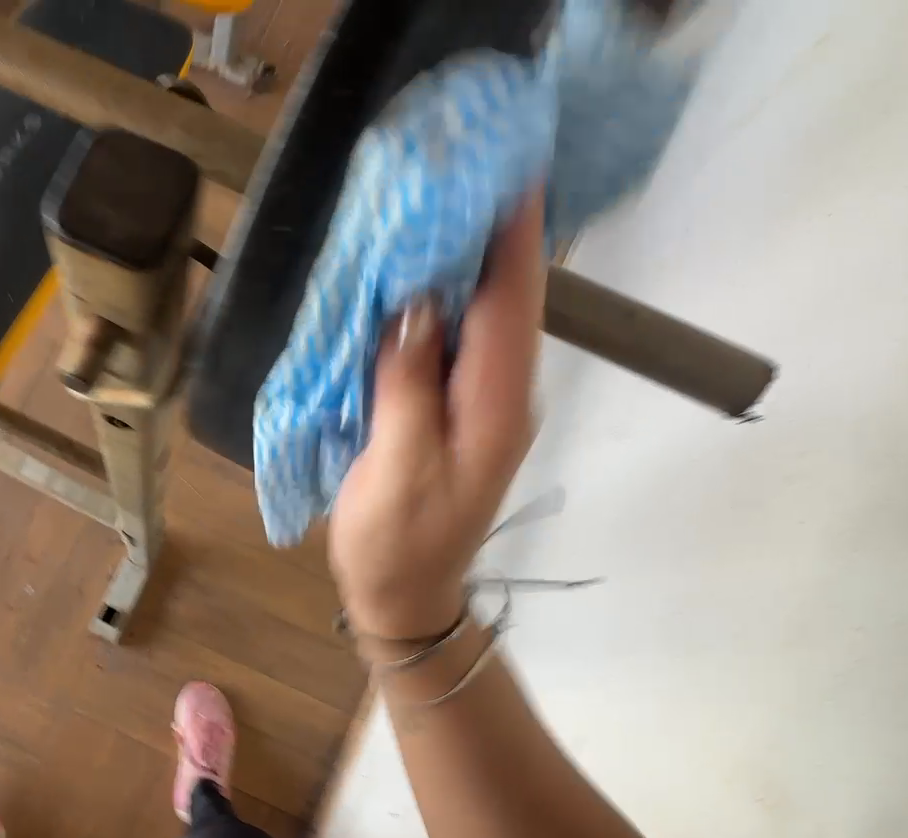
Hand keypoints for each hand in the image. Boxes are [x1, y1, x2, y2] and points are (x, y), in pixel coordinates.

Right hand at [328, 190, 545, 640]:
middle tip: (460, 174)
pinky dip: (440, 307)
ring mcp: (480, 405)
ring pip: (482, 319)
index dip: (513, 235)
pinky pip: (455, 344)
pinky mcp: (454, 412)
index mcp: (494, 408)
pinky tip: (414, 282)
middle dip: (491, 235)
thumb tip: (416, 309)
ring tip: (437, 209)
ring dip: (465, 265)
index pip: (513, 303)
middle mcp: (501, 396)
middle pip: (506, 301)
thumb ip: (408, 388)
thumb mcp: (395, 470)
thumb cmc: (394, 543)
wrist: (402, 597)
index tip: (509, 169)